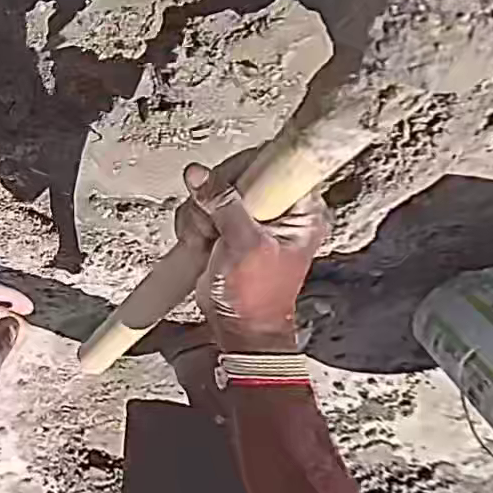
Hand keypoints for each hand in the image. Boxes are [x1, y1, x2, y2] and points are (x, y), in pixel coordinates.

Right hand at [176, 148, 329, 351]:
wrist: (238, 329)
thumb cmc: (255, 295)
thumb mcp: (243, 245)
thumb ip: (222, 205)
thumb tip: (197, 173)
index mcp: (300, 209)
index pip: (273, 164)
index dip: (244, 171)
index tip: (227, 188)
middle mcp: (276, 207)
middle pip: (233, 174)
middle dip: (213, 201)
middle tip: (215, 229)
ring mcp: (249, 216)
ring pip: (210, 190)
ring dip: (199, 216)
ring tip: (209, 244)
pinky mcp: (225, 225)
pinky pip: (198, 207)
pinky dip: (192, 224)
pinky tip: (201, 245)